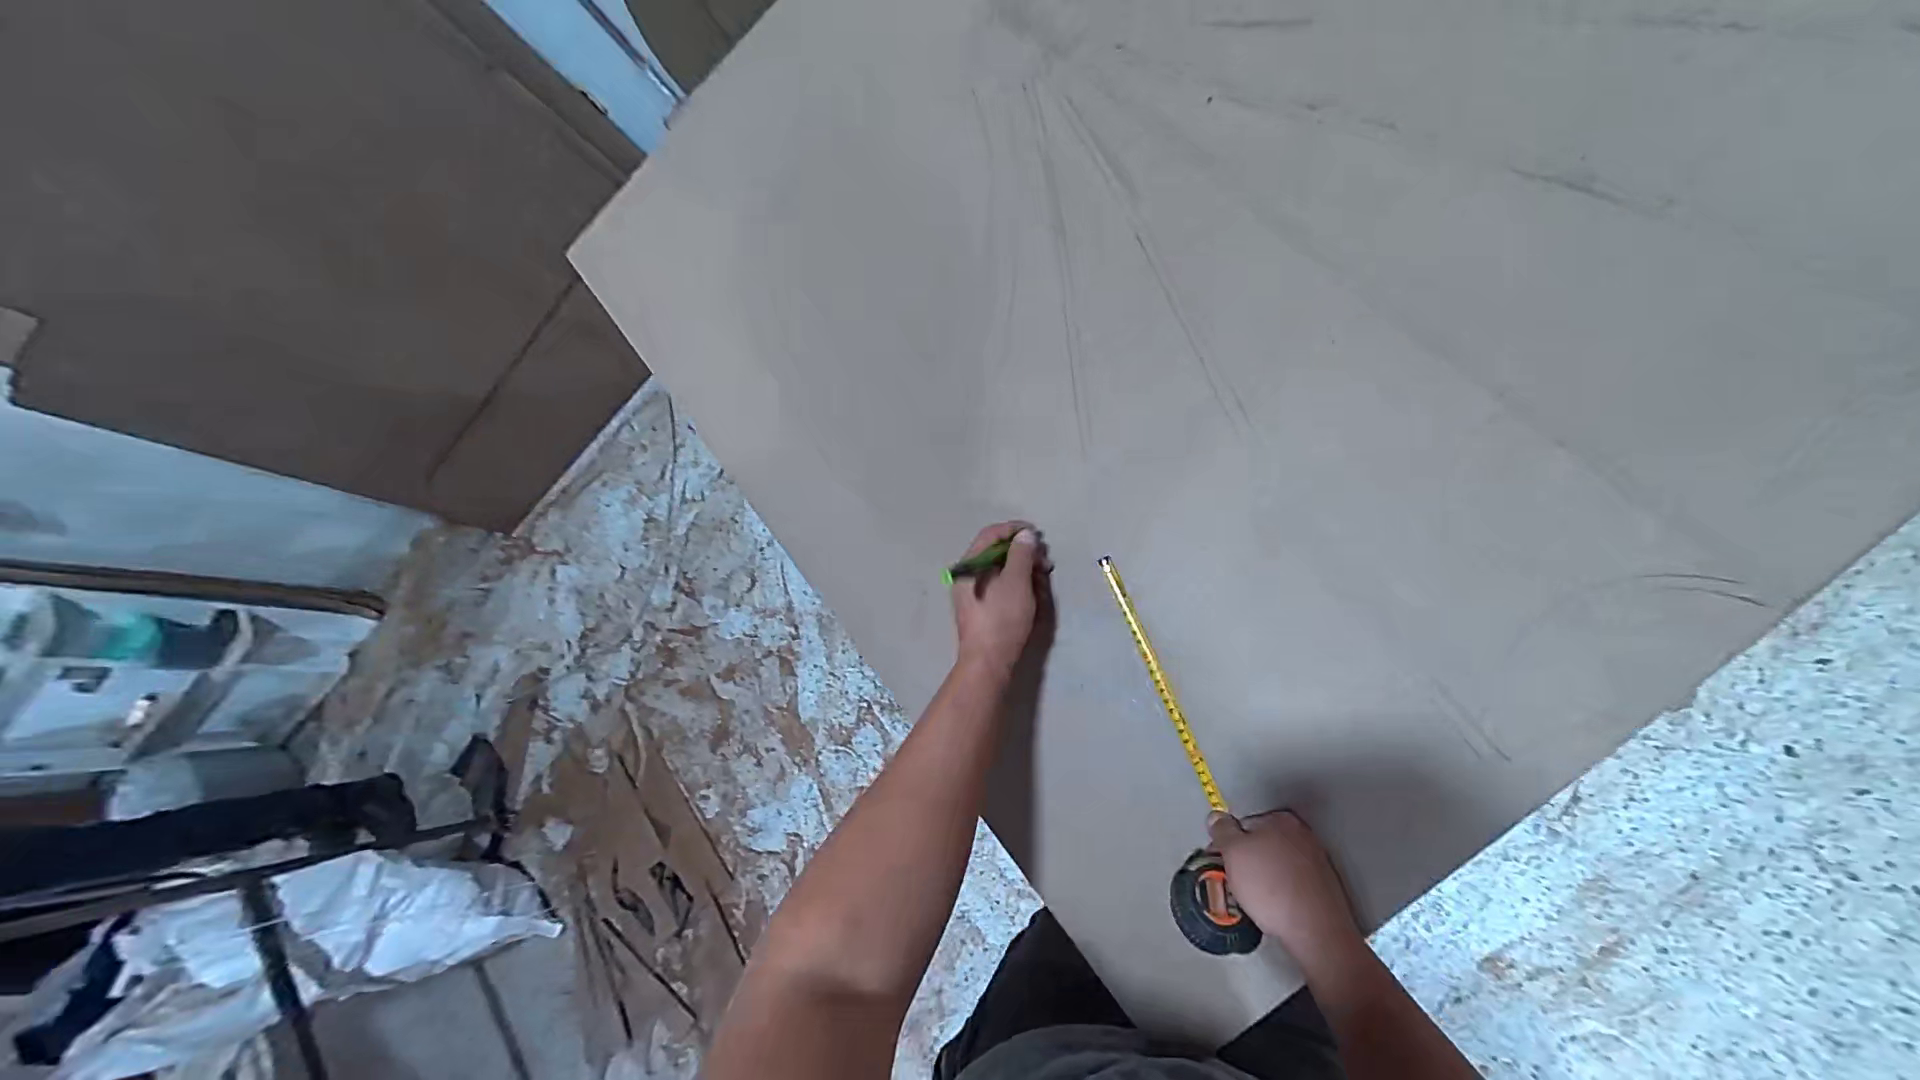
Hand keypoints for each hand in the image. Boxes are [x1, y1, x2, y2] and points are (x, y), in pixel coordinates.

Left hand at [951, 521, 1048, 674]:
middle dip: (1023, 552)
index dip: (1014, 529)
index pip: (990, 534)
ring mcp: (974, 593)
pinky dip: (1019, 584)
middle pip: (996, 552)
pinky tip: (1034, 592)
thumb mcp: (1016, 582)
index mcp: (969, 565)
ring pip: (1001, 571)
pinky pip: (1002, 587)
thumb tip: (1025, 535)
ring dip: (1024, 569)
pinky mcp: (983, 609)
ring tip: (1043, 578)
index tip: (1037, 534)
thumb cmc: (1002, 619)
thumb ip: (1021, 554)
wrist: (988, 662)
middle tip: (1045, 561)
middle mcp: (968, 576)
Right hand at [1208, 809, 1364, 972]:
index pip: (1241, 823)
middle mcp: (1302, 835)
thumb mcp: (1232, 852)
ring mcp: (1316, 862)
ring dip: (1262, 878)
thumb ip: (1221, 829)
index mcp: (1280, 819)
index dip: (1226, 843)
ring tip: (1253, 898)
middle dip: (1245, 861)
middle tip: (1234, 880)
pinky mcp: (1323, 889)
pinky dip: (1279, 893)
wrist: (1315, 932)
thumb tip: (1217, 817)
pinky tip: (1273, 907)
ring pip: (1275, 865)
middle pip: (1260, 843)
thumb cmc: (1273, 888)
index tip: (1221, 860)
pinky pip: (1290, 884)